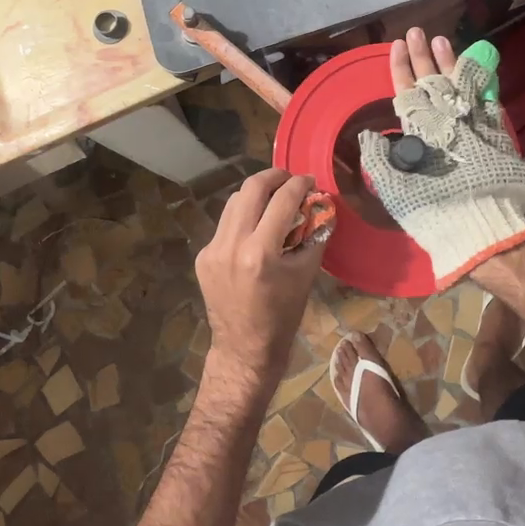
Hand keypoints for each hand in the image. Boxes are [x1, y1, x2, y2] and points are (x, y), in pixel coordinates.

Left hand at [195, 168, 326, 388]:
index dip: (299, 184)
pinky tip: (255, 228)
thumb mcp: (306, 274)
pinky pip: (225, 224)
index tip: (310, 180)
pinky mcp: (203, 256)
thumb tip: (321, 206)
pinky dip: (243, 218)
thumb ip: (314, 236)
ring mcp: (213, 249)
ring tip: (273, 198)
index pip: (282, 200)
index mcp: (261, 252)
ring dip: (255, 194)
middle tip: (290, 179)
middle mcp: (232, 245)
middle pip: (251, 189)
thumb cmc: (283, 315)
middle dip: (273, 177)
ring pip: (234, 202)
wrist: (245, 349)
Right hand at [359, 28, 524, 287]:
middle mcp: (445, 120)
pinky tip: (475, 69)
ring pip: (458, 83)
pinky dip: (478, 82)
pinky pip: (484, 100)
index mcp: (419, 131)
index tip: (397, 45)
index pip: (406, 90)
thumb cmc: (432, 211)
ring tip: (440, 40)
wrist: (480, 226)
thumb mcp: (395, 189)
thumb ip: (379, 159)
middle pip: (431, 80)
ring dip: (448, 61)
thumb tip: (369, 136)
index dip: (400, 68)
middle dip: (421, 55)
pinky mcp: (495, 134)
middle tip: (416, 32)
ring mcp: (472, 124)